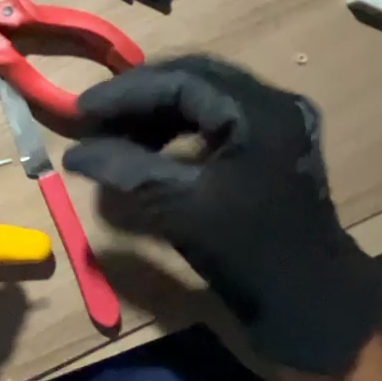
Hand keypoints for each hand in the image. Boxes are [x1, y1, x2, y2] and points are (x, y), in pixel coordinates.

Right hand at [62, 55, 376, 375]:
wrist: (308, 300)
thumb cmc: (245, 251)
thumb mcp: (176, 207)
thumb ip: (123, 169)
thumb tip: (73, 153)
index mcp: (258, 111)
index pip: (179, 80)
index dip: (122, 93)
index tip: (78, 112)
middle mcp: (273, 104)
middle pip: (192, 80)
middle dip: (136, 98)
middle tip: (91, 119)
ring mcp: (277, 125)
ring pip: (203, 99)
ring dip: (154, 113)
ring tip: (113, 137)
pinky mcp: (271, 148)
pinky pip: (216, 121)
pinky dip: (176, 130)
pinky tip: (148, 150)